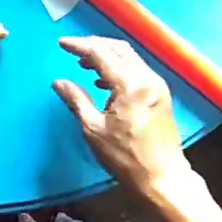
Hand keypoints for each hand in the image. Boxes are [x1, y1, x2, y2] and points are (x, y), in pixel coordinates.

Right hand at [53, 36, 194, 196]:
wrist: (163, 178)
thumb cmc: (125, 157)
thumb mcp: (93, 129)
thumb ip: (76, 100)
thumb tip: (58, 82)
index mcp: (131, 85)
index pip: (102, 54)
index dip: (80, 46)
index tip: (61, 44)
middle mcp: (148, 78)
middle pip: (118, 49)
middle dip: (94, 45)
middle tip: (72, 49)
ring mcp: (157, 85)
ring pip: (129, 57)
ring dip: (106, 55)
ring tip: (83, 63)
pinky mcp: (160, 94)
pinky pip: (136, 69)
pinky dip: (117, 67)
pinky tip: (101, 79)